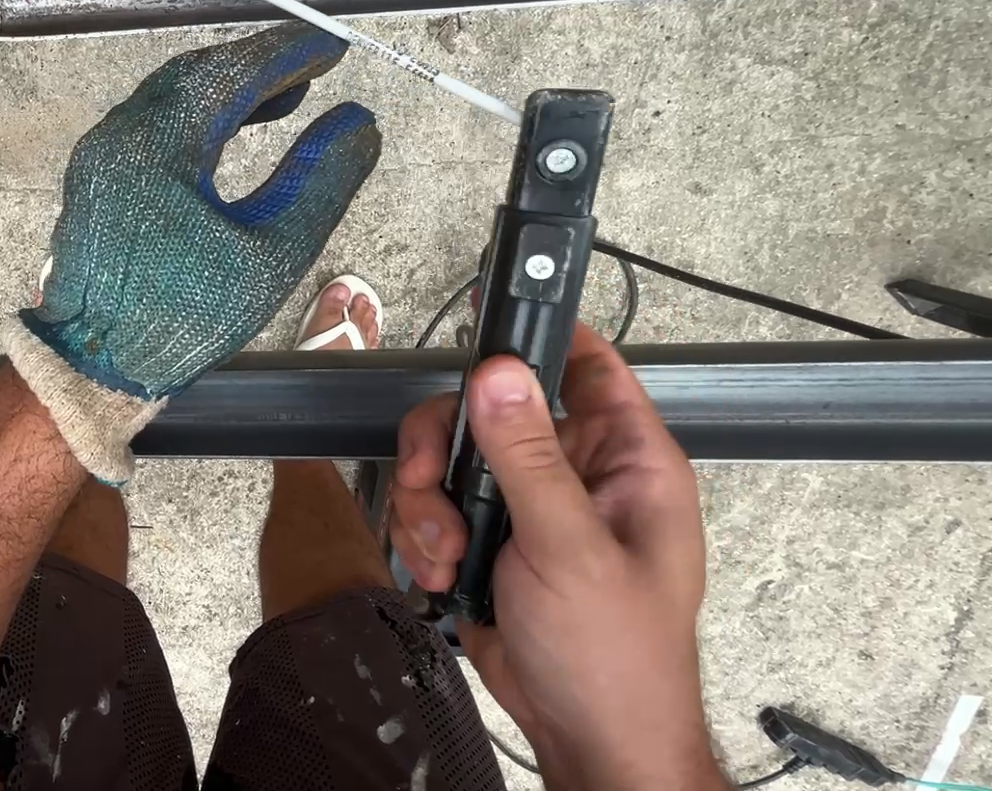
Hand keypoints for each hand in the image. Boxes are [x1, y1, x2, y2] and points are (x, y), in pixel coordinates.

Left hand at [4, 23, 381, 481]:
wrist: (94, 359)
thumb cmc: (184, 314)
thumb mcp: (271, 253)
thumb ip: (320, 181)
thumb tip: (359, 124)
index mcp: (157, 144)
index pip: (231, 73)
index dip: (287, 55)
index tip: (331, 48)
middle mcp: (119, 134)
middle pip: (197, 75)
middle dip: (257, 67)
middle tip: (311, 69)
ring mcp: (100, 152)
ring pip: (170, 98)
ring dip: (227, 91)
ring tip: (283, 98)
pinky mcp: (95, 174)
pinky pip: (150, 125)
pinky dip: (195, 118)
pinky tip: (226, 132)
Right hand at [389, 325, 724, 790]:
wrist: (579, 734)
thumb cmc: (609, 650)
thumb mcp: (569, 548)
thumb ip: (529, 458)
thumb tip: (499, 371)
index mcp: (620, 459)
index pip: (585, 365)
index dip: (539, 330)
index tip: (486, 306)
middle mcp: (566, 467)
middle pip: (480, 408)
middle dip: (441, 450)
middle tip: (433, 488)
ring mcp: (519, 499)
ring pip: (441, 456)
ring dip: (425, 506)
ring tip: (445, 557)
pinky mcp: (480, 529)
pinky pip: (427, 500)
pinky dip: (420, 535)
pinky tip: (442, 575)